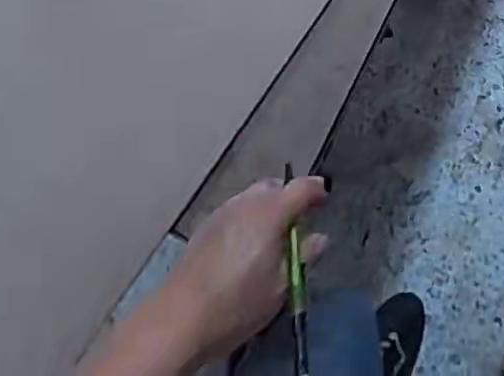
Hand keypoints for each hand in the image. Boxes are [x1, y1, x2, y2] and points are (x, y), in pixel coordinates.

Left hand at [154, 176, 329, 366]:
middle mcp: (248, 201)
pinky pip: (237, 210)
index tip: (324, 200)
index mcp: (272, 211)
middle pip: (276, 187)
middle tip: (295, 229)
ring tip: (269, 241)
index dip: (317, 190)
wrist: (179, 318)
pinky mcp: (207, 224)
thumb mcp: (280, 286)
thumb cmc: (237, 303)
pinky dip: (247, 219)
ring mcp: (224, 209)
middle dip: (289, 200)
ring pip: (254, 197)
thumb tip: (319, 238)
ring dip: (267, 209)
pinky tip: (243, 249)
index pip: (302, 186)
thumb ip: (302, 256)